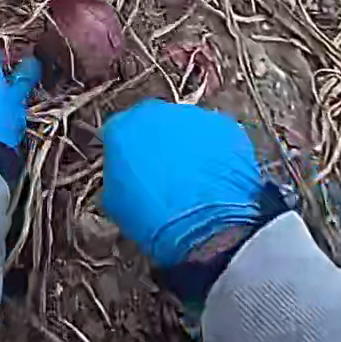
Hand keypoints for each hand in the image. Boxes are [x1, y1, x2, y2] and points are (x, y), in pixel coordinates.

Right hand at [100, 99, 266, 268]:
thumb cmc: (157, 219)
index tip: (134, 166)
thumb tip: (123, 177)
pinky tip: (214, 177)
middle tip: (165, 173)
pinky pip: (216, 134)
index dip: (128, 151)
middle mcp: (157, 113)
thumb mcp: (116, 203)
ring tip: (193, 179)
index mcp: (124, 127)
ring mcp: (193, 116)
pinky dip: (215, 151)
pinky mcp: (224, 126)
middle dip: (159, 143)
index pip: (120, 130)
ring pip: (186, 126)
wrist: (204, 228)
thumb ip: (116, 176)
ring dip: (188, 145)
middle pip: (154, 122)